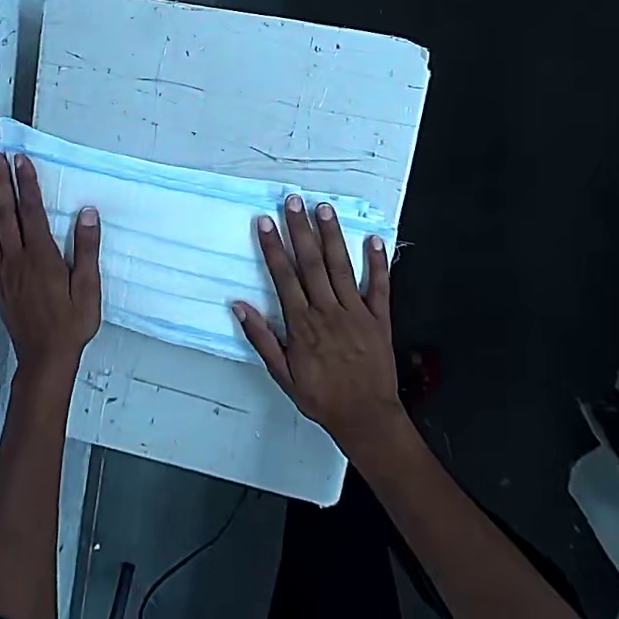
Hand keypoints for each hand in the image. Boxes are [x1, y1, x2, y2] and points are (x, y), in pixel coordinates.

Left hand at [0, 153, 101, 380]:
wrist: (44, 358)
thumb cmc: (71, 324)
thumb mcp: (88, 287)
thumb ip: (86, 248)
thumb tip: (87, 214)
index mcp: (41, 256)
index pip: (31, 210)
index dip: (26, 182)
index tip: (21, 160)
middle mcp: (18, 259)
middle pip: (6, 212)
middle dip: (2, 182)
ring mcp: (4, 272)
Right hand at [233, 195, 404, 450]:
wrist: (367, 418)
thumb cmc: (320, 397)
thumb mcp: (282, 374)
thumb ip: (261, 338)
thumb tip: (239, 306)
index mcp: (302, 324)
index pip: (284, 276)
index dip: (273, 247)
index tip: (264, 221)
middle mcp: (328, 312)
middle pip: (311, 263)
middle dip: (300, 229)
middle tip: (293, 200)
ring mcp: (356, 313)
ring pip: (341, 267)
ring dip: (332, 236)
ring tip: (324, 208)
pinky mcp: (380, 319)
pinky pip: (379, 286)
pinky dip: (377, 262)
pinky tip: (373, 239)